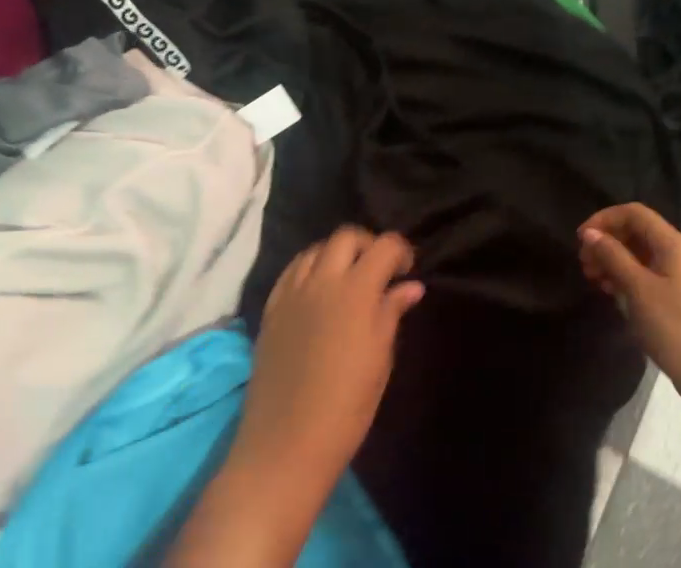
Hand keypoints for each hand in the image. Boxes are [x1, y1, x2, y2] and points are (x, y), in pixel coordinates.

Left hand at [235, 227, 425, 486]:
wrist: (287, 443)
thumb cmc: (347, 407)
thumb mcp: (380, 360)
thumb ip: (392, 314)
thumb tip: (410, 286)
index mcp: (356, 291)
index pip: (384, 246)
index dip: (401, 251)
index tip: (408, 272)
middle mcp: (321, 281)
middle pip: (346, 237)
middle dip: (368, 245)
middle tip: (380, 272)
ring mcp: (291, 293)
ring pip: (315, 250)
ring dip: (336, 255)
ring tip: (348, 281)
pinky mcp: (271, 309)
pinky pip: (291, 272)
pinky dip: (310, 270)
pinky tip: (318, 293)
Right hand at [578, 203, 680, 406]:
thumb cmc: (672, 326)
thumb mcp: (637, 288)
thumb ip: (613, 256)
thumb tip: (590, 233)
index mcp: (673, 243)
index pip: (634, 213)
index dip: (605, 219)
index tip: (580, 239)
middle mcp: (679, 251)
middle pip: (637, 231)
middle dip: (607, 241)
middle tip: (584, 263)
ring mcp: (680, 273)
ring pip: (640, 253)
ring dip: (614, 259)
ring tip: (592, 278)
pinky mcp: (678, 293)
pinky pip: (647, 272)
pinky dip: (626, 275)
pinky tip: (610, 290)